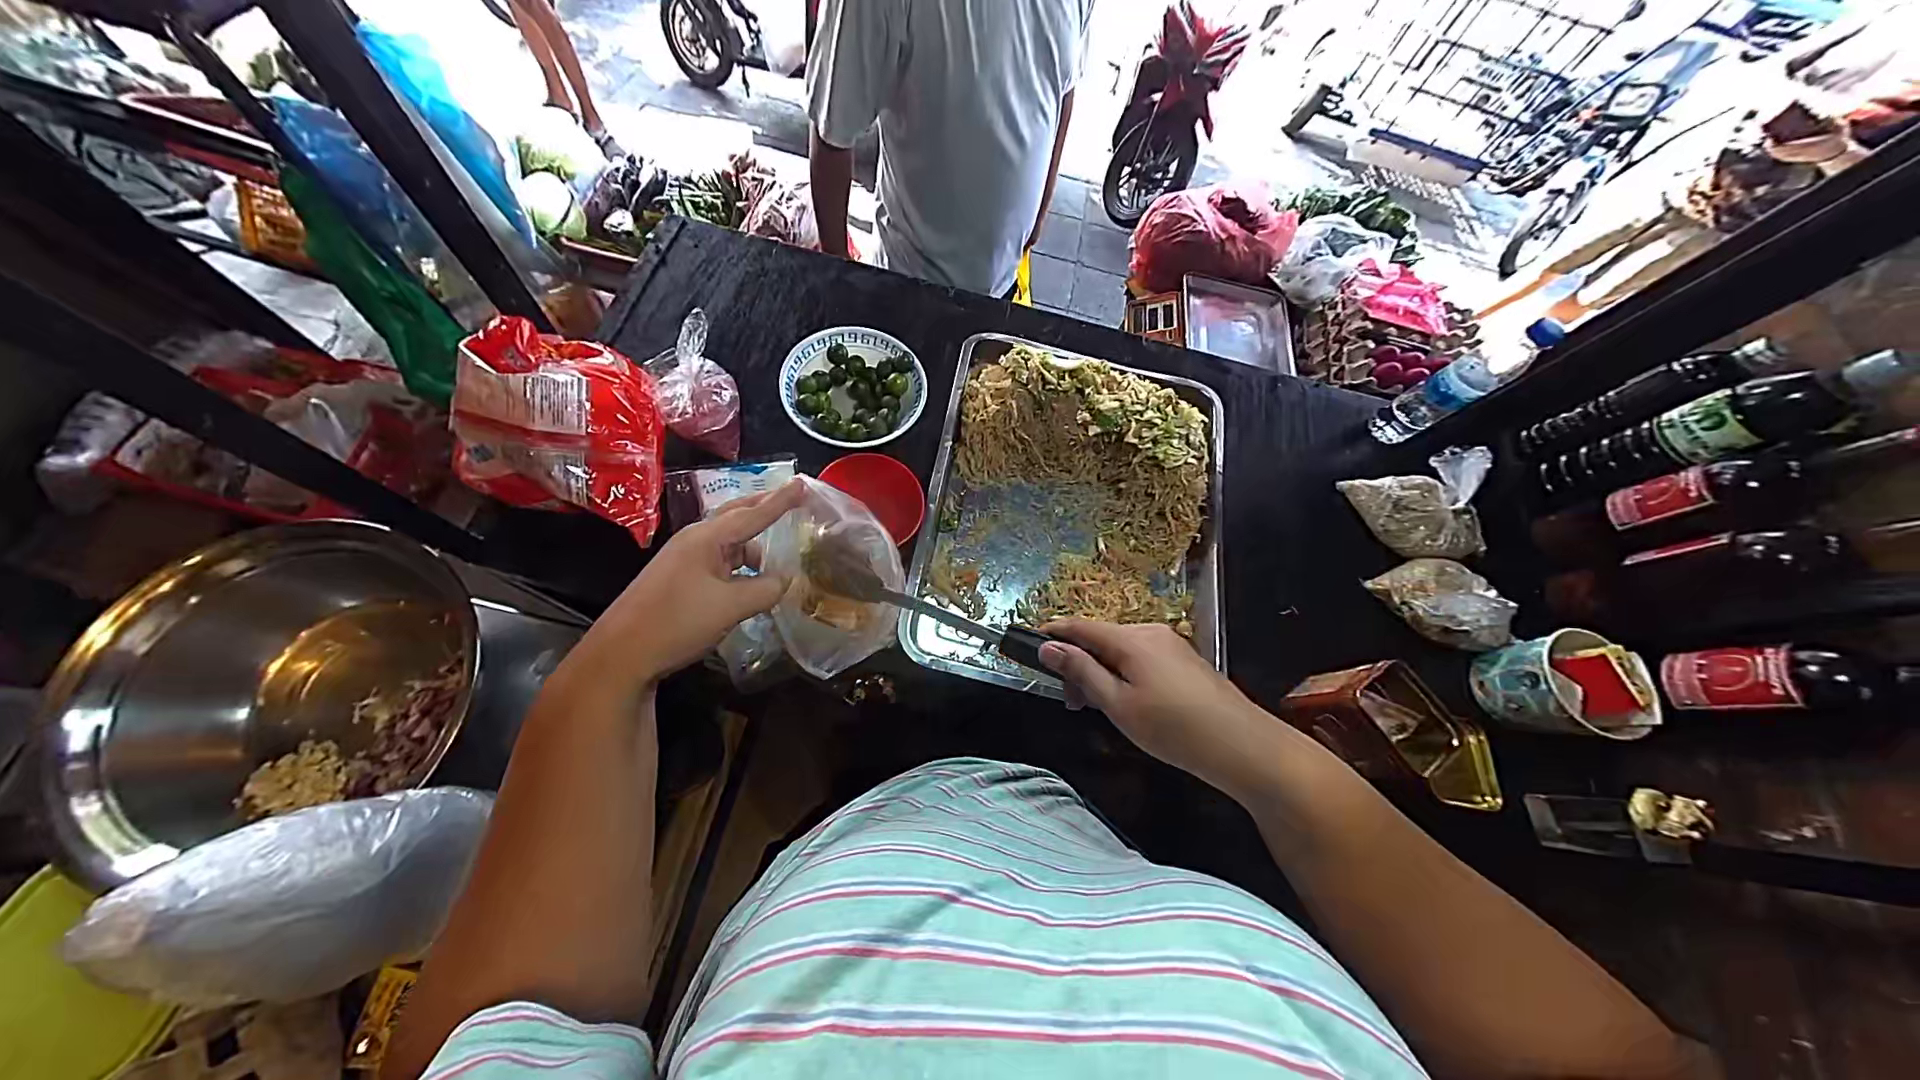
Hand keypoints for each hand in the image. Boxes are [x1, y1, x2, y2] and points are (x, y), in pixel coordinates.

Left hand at [577, 480, 806, 684]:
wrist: (622, 654)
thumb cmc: (677, 622)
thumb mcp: (730, 607)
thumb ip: (765, 589)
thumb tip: (785, 580)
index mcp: (706, 539)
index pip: (753, 514)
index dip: (780, 500)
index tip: (802, 484)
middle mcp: (695, 541)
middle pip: (737, 518)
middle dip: (764, 509)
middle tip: (793, 501)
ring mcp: (685, 560)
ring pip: (730, 544)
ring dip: (754, 549)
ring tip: (777, 563)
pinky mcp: (681, 580)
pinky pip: (720, 563)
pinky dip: (741, 568)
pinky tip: (752, 583)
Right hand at [1038, 619, 1298, 797]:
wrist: (1243, 746)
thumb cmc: (1172, 728)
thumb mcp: (1117, 704)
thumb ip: (1080, 671)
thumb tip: (1048, 646)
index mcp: (1130, 638)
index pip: (1079, 626)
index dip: (1052, 633)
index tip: (1028, 645)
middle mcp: (1150, 632)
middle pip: (1100, 639)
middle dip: (1077, 664)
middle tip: (1068, 703)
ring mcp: (1170, 644)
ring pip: (1120, 651)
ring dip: (1100, 673)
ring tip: (1095, 708)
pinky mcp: (1183, 661)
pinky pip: (1140, 659)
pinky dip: (1122, 675)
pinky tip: (1126, 704)